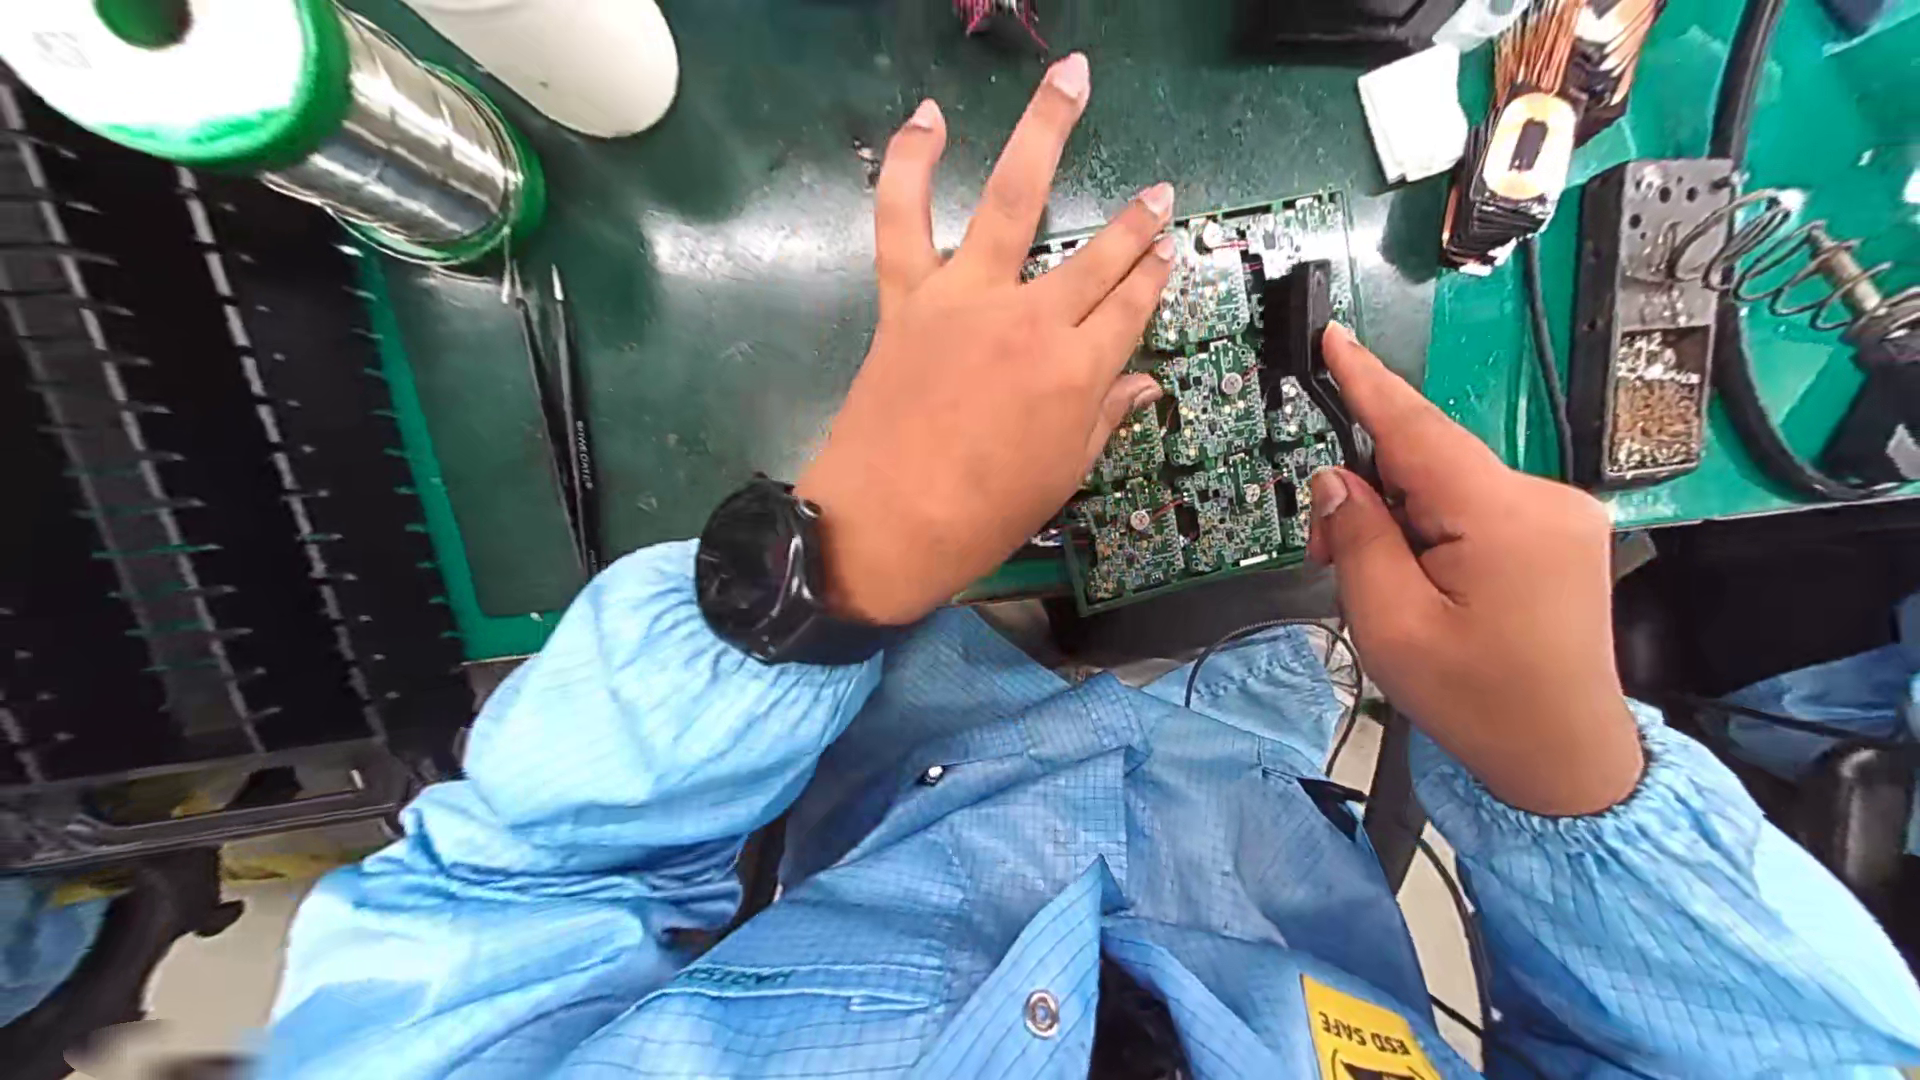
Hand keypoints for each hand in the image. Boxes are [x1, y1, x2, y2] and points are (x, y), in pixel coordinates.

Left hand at [795, 54, 1176, 625]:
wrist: (889, 526)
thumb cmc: (985, 516)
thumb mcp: (1062, 476)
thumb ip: (1104, 419)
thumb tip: (1145, 385)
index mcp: (1078, 370)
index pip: (1132, 308)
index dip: (1154, 279)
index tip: (1168, 254)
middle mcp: (1031, 320)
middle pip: (1094, 258)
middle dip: (1133, 226)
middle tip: (1157, 196)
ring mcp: (965, 301)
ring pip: (1009, 201)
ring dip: (1043, 133)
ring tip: (1069, 79)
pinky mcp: (907, 301)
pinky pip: (901, 221)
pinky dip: (907, 167)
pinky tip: (924, 120)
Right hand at [1305, 326, 1641, 816]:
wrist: (1560, 757)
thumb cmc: (1470, 696)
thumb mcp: (1387, 620)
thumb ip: (1359, 538)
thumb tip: (1337, 478)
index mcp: (1503, 518)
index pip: (1418, 430)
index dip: (1369, 381)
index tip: (1334, 338)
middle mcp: (1540, 498)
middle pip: (1422, 463)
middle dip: (1363, 496)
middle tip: (1328, 557)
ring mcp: (1552, 513)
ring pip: (1438, 486)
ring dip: (1388, 519)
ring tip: (1366, 577)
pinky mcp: (1548, 532)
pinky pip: (1463, 506)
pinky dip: (1418, 528)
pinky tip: (1405, 572)